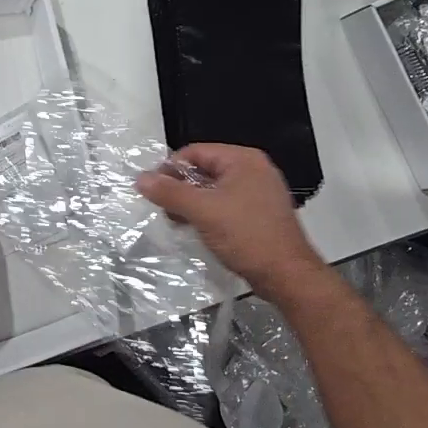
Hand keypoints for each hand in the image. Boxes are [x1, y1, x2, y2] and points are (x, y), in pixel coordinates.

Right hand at [134, 144, 324, 303]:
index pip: (195, 152)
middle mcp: (253, 170)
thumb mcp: (203, 211)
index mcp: (243, 160)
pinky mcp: (260, 214)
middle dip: (180, 188)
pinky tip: (198, 230)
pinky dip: (209, 214)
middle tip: (164, 209)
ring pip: (214, 190)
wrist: (287, 275)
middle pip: (204, 170)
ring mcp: (259, 193)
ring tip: (177, 222)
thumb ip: (170, 192)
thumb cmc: (246, 236)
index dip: (170, 168)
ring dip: (192, 203)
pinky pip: (226, 205)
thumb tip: (140, 179)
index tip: (152, 190)